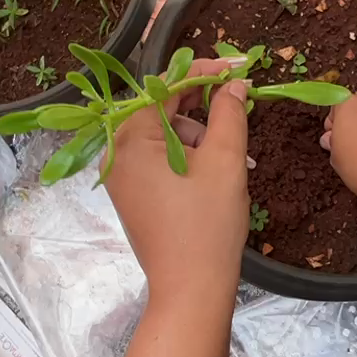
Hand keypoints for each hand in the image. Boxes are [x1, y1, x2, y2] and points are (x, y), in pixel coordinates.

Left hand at [105, 60, 251, 310]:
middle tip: (239, 106)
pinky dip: (188, 157)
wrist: (191, 289)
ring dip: (200, 136)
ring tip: (234, 157)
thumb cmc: (207, 224)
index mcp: (131, 140)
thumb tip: (233, 83)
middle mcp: (117, 154)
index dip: (203, 73)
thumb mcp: (225, 160)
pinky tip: (218, 170)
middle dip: (203, 107)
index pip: (166, 88)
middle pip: (162, 110)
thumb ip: (229, 113)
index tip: (236, 67)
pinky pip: (159, 159)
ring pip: (164, 136)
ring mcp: (122, 177)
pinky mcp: (133, 195)